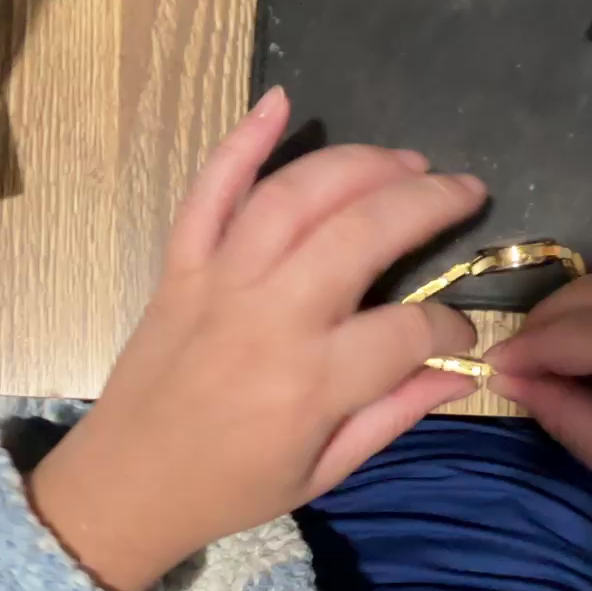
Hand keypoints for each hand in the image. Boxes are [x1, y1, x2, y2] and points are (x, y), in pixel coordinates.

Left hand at [28, 88, 485, 590]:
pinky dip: (240, 142)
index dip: (452, 329)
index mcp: (311, 384)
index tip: (461, 334)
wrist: (126, 485)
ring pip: (294, 197)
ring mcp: (218, 283)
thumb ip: (393, 416)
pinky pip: (207, 193)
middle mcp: (270, 318)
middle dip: (428, 202)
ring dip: (358, 164)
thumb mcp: (323, 472)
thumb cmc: (230, 488)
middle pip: (362, 232)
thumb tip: (462, 373)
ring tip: (405, 161)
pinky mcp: (179, 268)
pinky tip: (279, 102)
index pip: (410, 331)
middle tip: (465, 190)